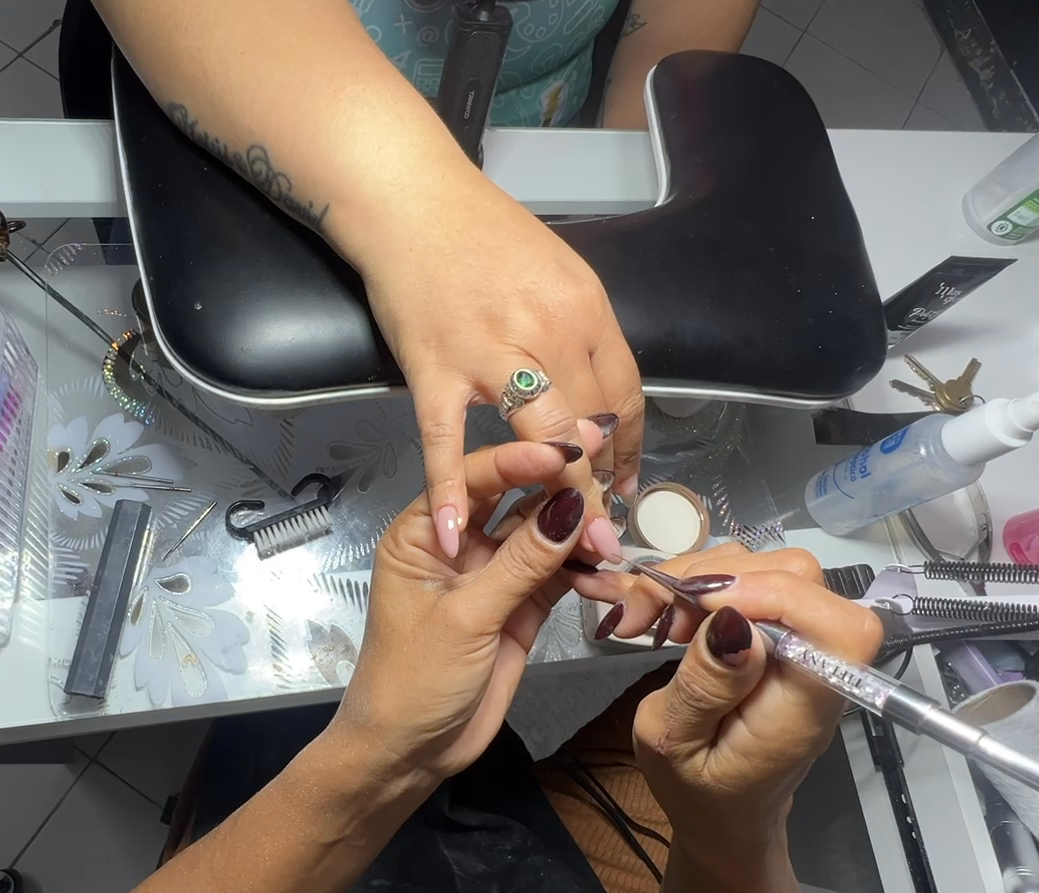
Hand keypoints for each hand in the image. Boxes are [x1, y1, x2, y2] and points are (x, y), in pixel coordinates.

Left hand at [334, 437, 600, 779]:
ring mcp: (493, 574)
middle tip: (606, 466)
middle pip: (515, 500)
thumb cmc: (414, 678)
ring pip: (542, 537)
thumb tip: (571, 507)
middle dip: (559, 489)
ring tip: (614, 533)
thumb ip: (520, 564)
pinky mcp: (520, 606)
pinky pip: (557, 577)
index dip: (520, 461)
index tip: (568, 450)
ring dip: (578, 534)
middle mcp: (460, 543)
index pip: (474, 479)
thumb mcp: (465, 616)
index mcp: (424, 532)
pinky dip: (583, 574)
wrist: (411, 751)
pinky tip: (608, 574)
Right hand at [342, 177, 643, 561]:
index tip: (625, 485)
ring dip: (558, 499)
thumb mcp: (553, 271)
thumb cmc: (482, 233)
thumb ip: (577, 331)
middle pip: (592, 426)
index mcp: (585, 306)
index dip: (628, 449)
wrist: (411, 200)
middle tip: (606, 538)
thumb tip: (590, 391)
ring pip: (541, 440)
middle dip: (605, 489)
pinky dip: (450, 491)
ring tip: (567, 547)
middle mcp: (549, 331)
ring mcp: (490, 353)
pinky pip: (446, 441)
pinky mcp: (434, 369)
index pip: (624, 393)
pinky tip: (456, 532)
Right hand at [597, 546, 884, 840]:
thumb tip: (732, 622)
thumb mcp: (673, 744)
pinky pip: (749, 579)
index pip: (837, 626)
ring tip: (657, 617)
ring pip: (769, 567)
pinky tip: (670, 613)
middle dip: (716, 577)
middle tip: (658, 613)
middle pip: (799, 577)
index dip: (775, 593)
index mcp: (803, 706)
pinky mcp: (775, 633)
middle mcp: (814, 665)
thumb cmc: (695, 790)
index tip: (700, 603)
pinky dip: (700, 582)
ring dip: (700, 576)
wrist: (721, 813)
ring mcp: (798, 645)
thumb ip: (703, 687)